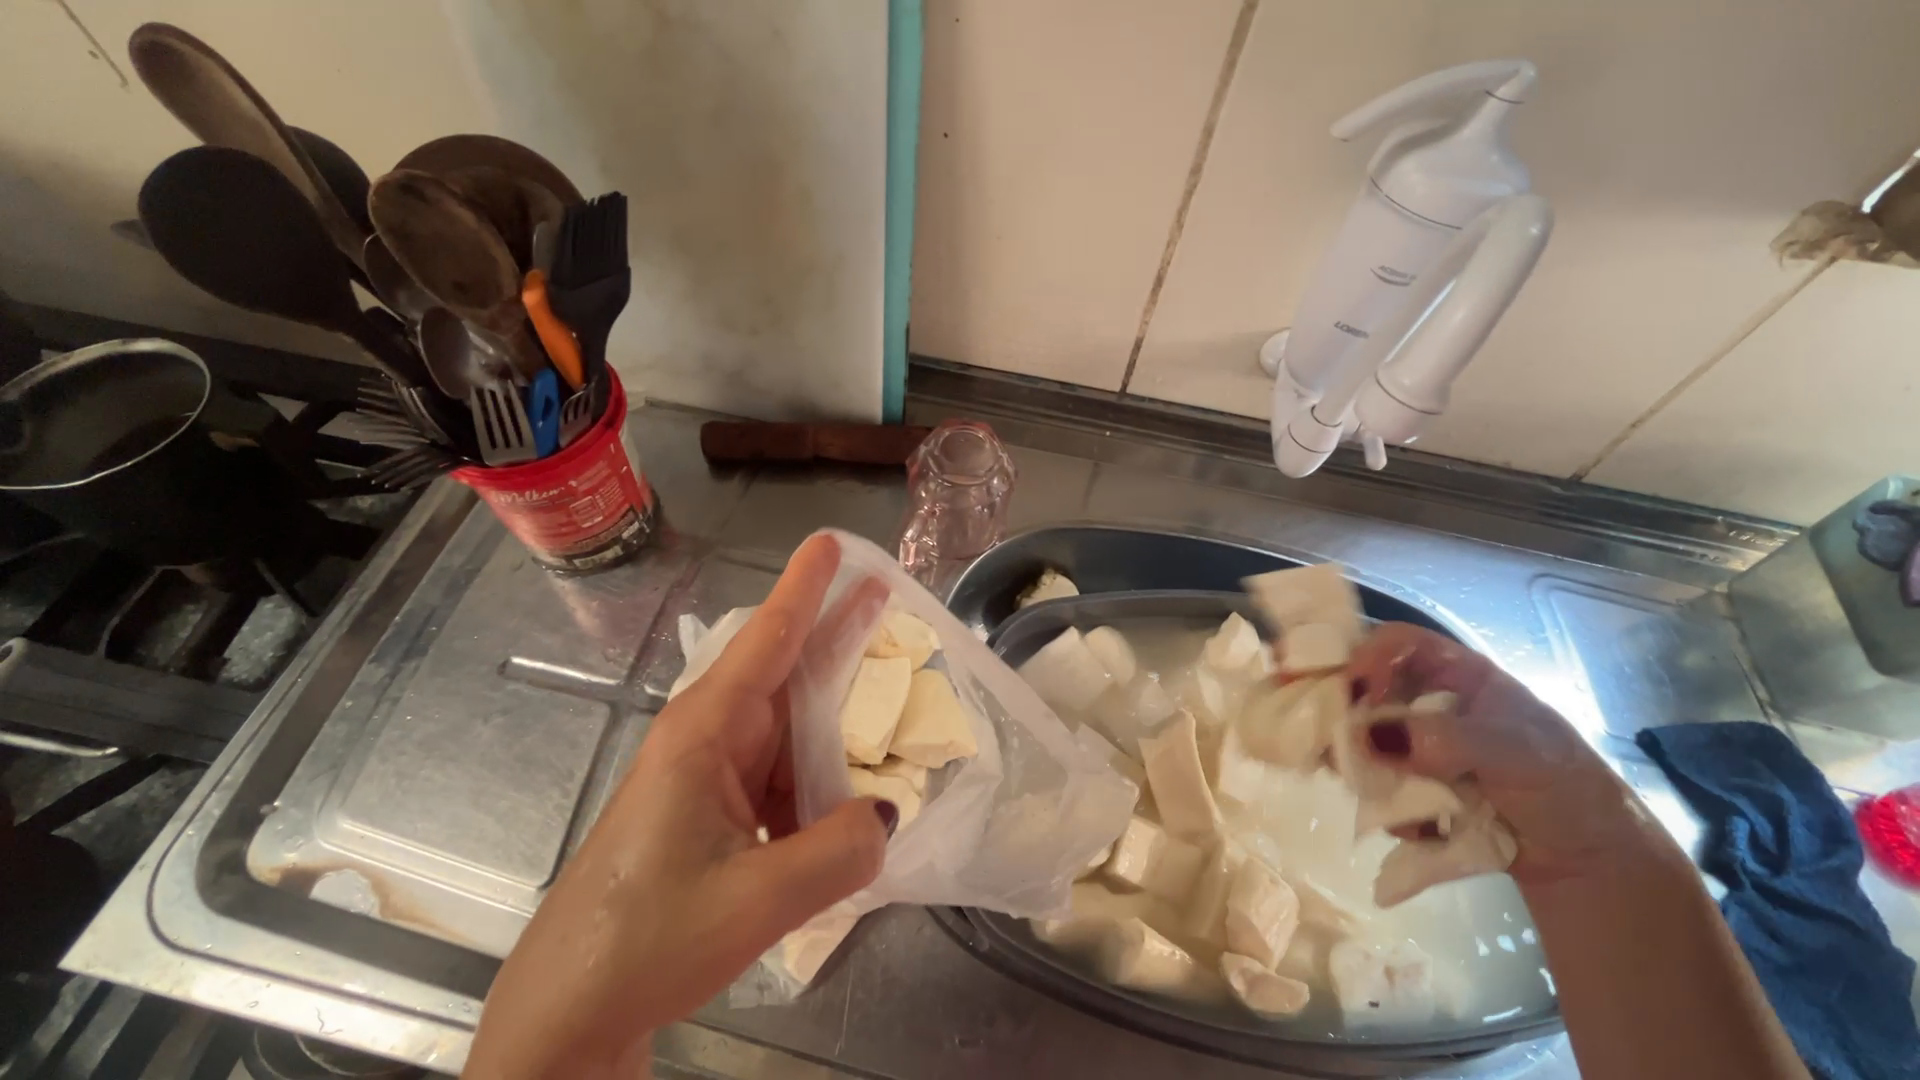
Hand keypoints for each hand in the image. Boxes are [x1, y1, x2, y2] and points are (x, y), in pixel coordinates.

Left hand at [467, 534, 893, 1079]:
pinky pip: (778, 776)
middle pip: (785, 674)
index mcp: (705, 735)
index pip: (765, 641)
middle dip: (834, 633)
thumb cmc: (647, 941)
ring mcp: (707, 778)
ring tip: (890, 702)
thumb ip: (839, 852)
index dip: (803, 589)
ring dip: (835, 717)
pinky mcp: (710, 814)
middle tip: (885, 595)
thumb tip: (886, 814)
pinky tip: (852, 792)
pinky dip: (818, 777)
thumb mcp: (758, 901)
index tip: (831, 542)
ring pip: (786, 729)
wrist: (569, 1011)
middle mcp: (706, 741)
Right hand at [1345, 623, 1677, 887]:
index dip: (1368, 656)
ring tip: (1382, 794)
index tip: (1351, 691)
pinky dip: (1386, 806)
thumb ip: (1444, 738)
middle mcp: (1428, 704)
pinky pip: (1377, 788)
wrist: (1590, 861)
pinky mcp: (1412, 789)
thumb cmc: (1564, 786)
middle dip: (1348, 720)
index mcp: (1457, 675)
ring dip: (1364, 769)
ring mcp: (1417, 749)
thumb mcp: (1513, 751)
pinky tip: (1417, 825)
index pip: (1397, 643)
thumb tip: (1370, 737)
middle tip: (1338, 747)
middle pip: (1364, 692)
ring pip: (1362, 743)